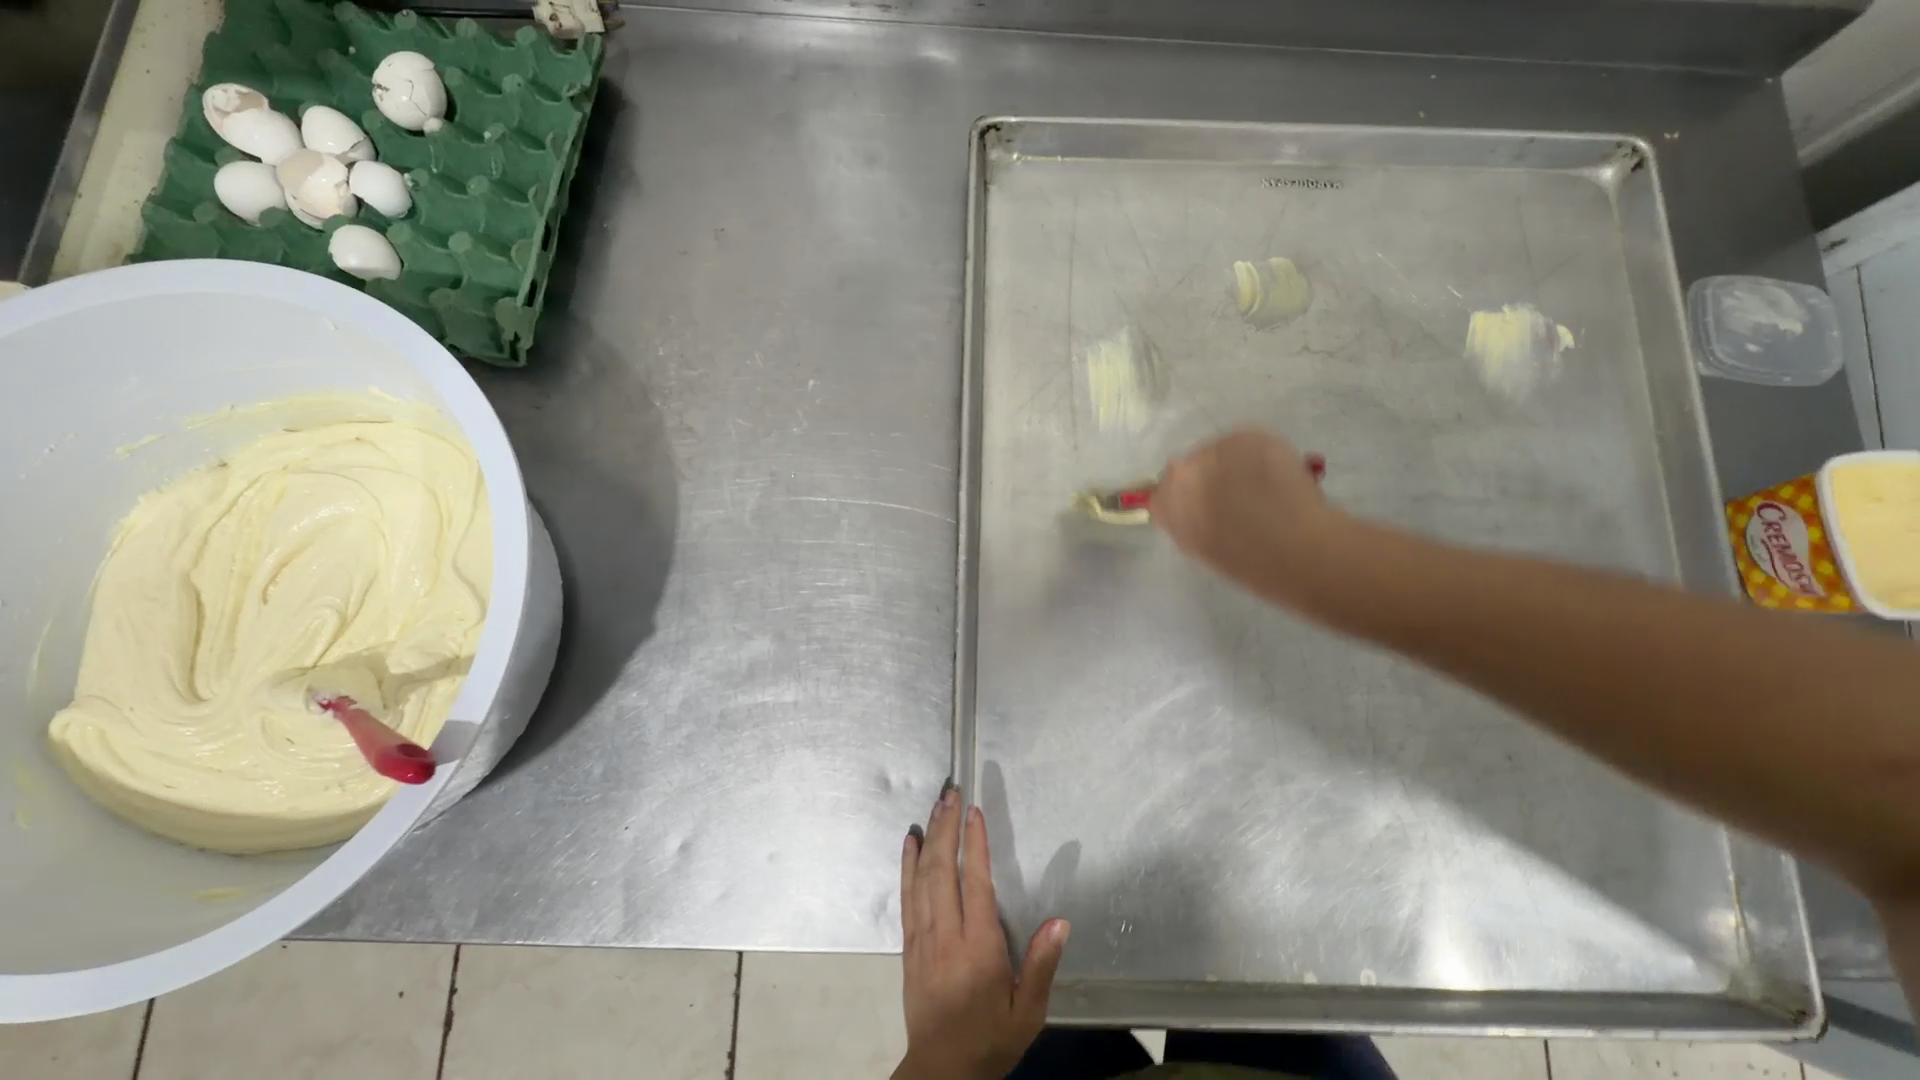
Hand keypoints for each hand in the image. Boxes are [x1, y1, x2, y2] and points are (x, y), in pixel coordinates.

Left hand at [894, 783, 1069, 1079]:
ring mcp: (922, 939)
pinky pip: (906, 897)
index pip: (976, 884)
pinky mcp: (909, 946)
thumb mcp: (1027, 1013)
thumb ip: (1041, 965)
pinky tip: (911, 842)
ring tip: (935, 805)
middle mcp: (946, 936)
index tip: (975, 811)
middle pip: (943, 871)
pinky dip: (907, 865)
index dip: (976, 845)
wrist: (941, 1072)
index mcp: (978, 949)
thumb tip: (1060, 921)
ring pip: (922, 878)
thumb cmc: (990, 1040)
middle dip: (947, 828)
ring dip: (929, 838)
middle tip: (951, 792)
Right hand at [1151, 429, 1341, 608]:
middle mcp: (1185, 469)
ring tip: (1263, 488)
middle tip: (1235, 497)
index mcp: (1168, 502)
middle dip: (1209, 477)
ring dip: (1236, 465)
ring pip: (1221, 452)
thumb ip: (1186, 522)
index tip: (1204, 508)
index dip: (1186, 498)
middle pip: (1191, 466)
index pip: (1163, 492)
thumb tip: (1193, 507)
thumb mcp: (1201, 549)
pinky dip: (1261, 456)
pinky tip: (1278, 477)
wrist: (1298, 549)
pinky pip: (1249, 443)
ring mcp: (1217, 449)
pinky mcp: (1249, 437)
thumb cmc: (1249, 564)